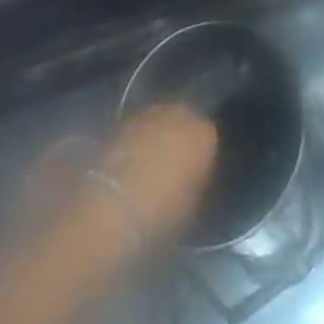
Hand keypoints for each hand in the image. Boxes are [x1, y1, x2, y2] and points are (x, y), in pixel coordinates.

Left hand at [97, 104, 217, 241]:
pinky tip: (129, 157)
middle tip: (172, 161)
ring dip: (157, 133)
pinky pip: (138, 126)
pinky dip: (137, 138)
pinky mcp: (123, 119)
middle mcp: (181, 113)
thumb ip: (198, 180)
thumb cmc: (163, 210)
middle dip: (179, 135)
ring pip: (160, 119)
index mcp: (205, 133)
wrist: (113, 204)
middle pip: (184, 119)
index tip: (195, 169)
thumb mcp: (194, 203)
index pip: (210, 136)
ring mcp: (150, 112)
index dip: (201, 153)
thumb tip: (193, 176)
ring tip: (148, 159)